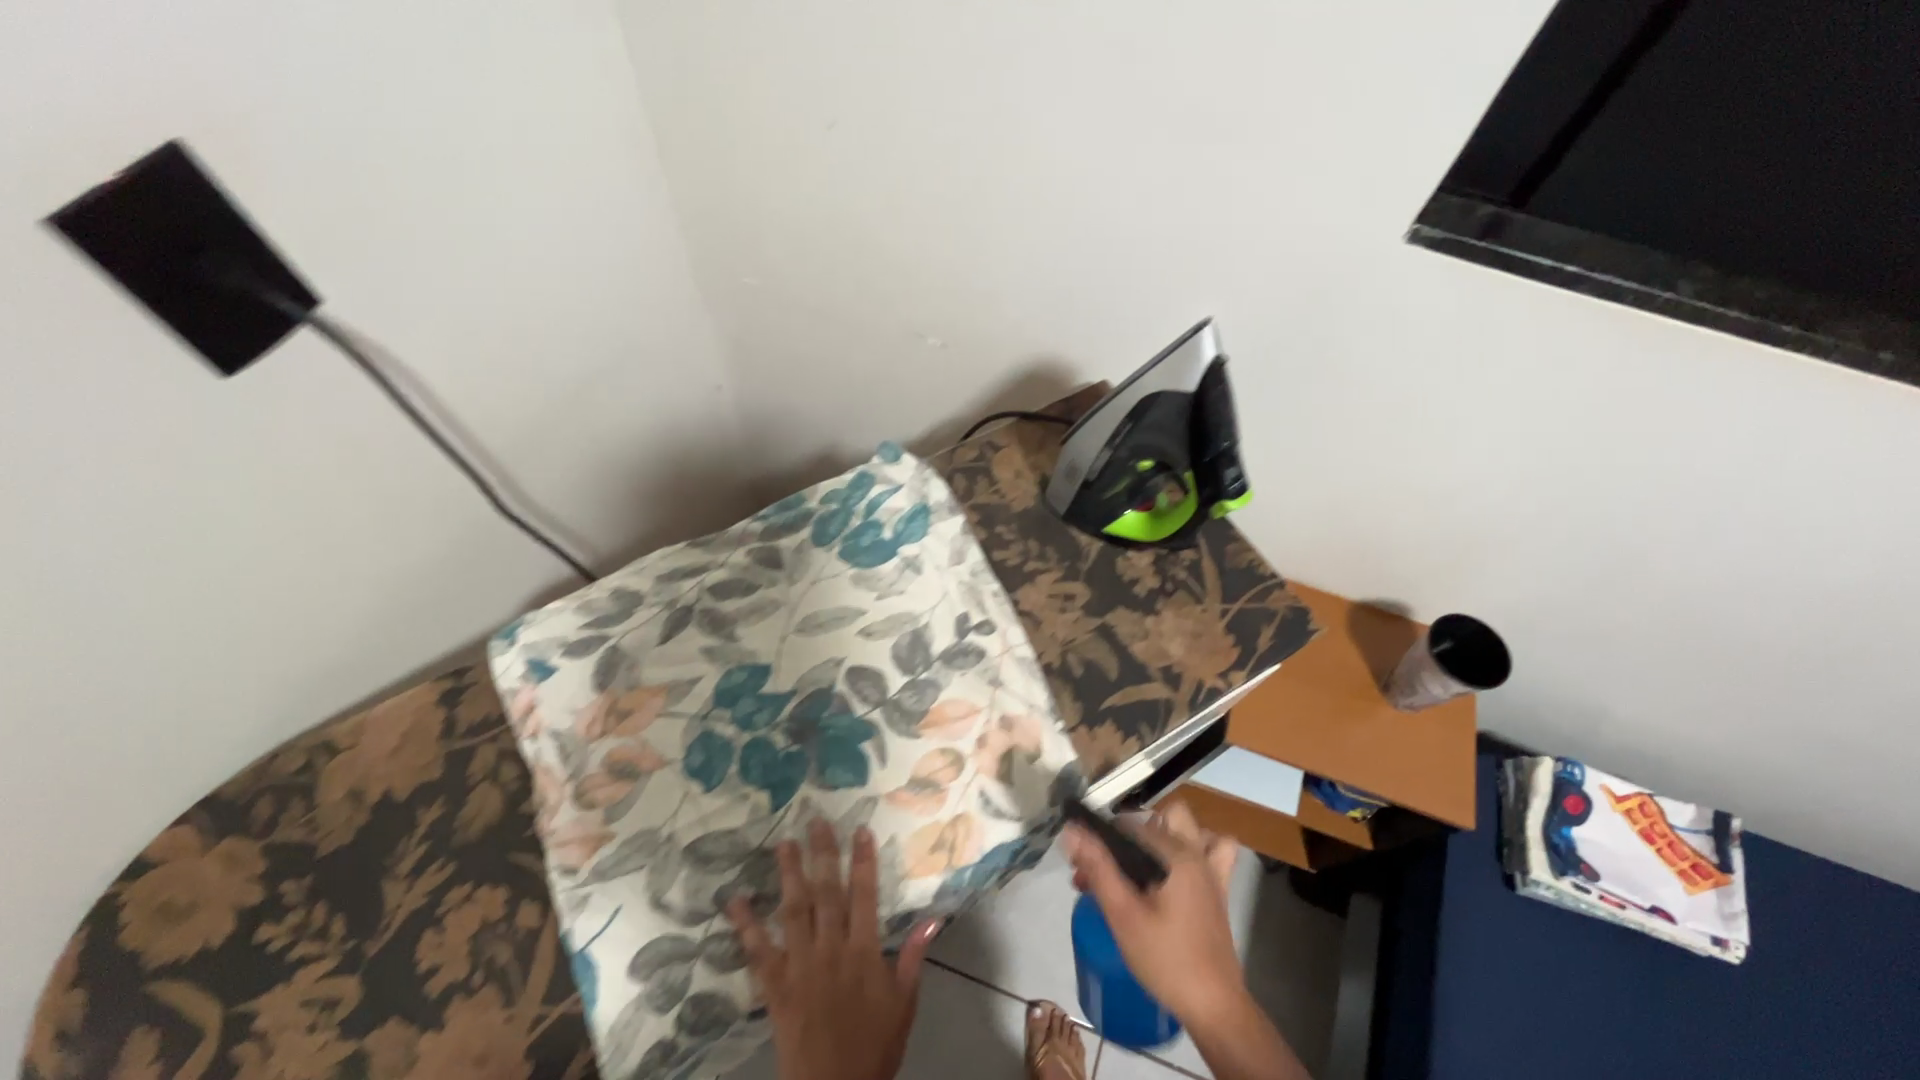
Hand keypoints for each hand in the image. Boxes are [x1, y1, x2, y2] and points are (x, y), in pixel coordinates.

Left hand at [727, 820, 940, 1079]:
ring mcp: (800, 965)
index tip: (859, 830)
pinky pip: (758, 950)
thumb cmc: (875, 1045)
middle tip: (815, 821)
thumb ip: (913, 956)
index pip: (865, 896)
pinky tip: (736, 900)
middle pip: (827, 894)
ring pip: (794, 911)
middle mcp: (831, 950)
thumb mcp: (905, 1002)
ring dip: (788, 875)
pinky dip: (745, 924)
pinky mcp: (774, 985)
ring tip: (784, 844)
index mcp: (865, 952)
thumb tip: (932, 917)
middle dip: (823, 855)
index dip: (863, 861)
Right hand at [1062, 801, 1245, 1021]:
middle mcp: (1197, 854)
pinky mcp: (1220, 891)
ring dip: (1169, 835)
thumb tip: (1072, 830)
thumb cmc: (1164, 958)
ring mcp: (1214, 872)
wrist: (1212, 1003)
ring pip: (1193, 830)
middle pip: (1164, 817)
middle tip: (1112, 865)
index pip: (1129, 825)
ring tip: (1144, 863)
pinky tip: (1175, 874)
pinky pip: (1215, 852)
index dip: (1101, 840)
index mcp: (1175, 855)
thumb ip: (1098, 868)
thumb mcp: (1123, 914)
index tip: (1082, 869)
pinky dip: (1198, 850)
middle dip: (1133, 832)